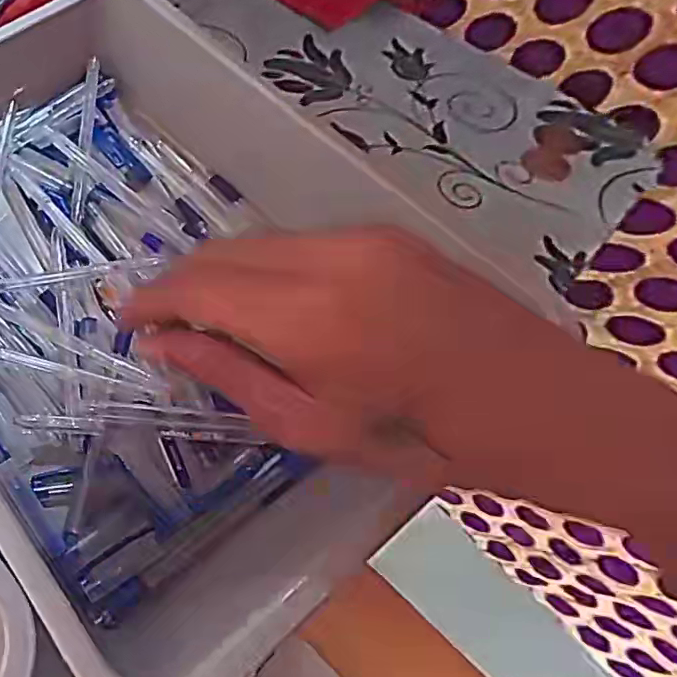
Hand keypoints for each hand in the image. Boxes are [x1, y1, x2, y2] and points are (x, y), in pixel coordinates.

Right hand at [118, 228, 676, 523]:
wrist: (554, 410)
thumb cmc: (426, 443)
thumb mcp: (312, 427)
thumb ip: (226, 373)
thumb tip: (158, 342)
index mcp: (307, 319)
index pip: (196, 287)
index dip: (149, 299)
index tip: (122, 317)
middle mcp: (326, 258)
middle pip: (216, 254)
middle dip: (174, 284)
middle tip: (156, 322)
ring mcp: (357, 238)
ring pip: (249, 242)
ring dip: (212, 274)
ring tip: (202, 316)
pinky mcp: (380, 234)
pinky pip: (289, 242)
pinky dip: (255, 267)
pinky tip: (260, 303)